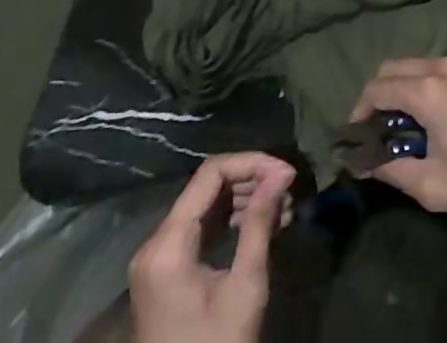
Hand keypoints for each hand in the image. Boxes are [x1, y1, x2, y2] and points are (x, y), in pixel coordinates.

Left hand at [128, 153, 295, 342]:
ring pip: (207, 204)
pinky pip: (202, 226)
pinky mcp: (168, 269)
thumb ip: (259, 223)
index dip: (252, 163)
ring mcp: (160, 257)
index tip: (288, 174)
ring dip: (247, 199)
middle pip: (207, 186)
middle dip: (253, 180)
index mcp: (168, 244)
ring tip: (284, 210)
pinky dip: (233, 219)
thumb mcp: (245, 284)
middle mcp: (156, 243)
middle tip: (290, 192)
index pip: (211, 173)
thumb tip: (282, 173)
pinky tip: (265, 225)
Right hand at [350, 58, 446, 242]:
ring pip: (421, 66)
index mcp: (430, 90)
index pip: (377, 88)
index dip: (358, 113)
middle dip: (379, 96)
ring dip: (405, 89)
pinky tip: (437, 119)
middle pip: (395, 68)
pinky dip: (429, 86)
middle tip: (378, 134)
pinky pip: (445, 69)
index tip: (356, 141)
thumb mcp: (432, 185)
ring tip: (407, 130)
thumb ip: (391, 169)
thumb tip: (363, 163)